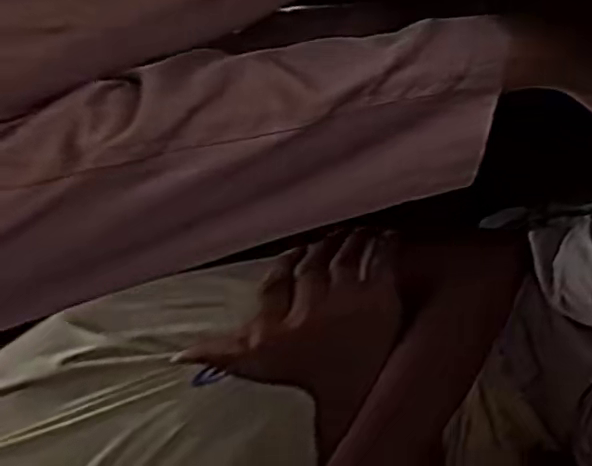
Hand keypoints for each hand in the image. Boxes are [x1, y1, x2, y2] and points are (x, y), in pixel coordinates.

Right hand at [179, 231, 401, 434]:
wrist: (349, 387)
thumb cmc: (302, 376)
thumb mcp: (256, 368)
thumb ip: (221, 354)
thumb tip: (177, 354)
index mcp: (273, 330)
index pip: (273, 285)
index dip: (285, 262)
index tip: (295, 249)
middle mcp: (308, 312)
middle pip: (313, 266)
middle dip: (321, 246)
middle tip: (331, 235)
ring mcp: (347, 301)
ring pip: (347, 257)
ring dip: (353, 239)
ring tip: (356, 231)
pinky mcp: (381, 294)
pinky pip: (382, 259)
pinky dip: (384, 243)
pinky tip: (386, 235)